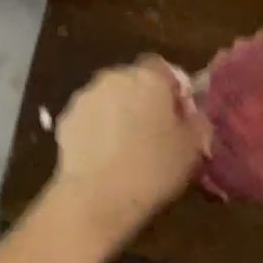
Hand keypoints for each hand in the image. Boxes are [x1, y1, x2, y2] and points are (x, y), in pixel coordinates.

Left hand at [48, 57, 211, 245]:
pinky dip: (96, 128)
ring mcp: (85, 96)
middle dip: (142, 99)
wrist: (97, 195)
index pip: (162, 67)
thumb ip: (196, 122)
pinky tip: (104, 155)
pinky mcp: (65, 117)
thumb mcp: (192, 148)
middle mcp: (113, 77)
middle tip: (154, 131)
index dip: (171, 88)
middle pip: (132, 80)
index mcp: (148, 77)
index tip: (177, 114)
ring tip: (126, 146)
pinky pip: (89, 117)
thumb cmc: (153, 168)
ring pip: (108, 97)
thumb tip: (191, 114)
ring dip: (117, 112)